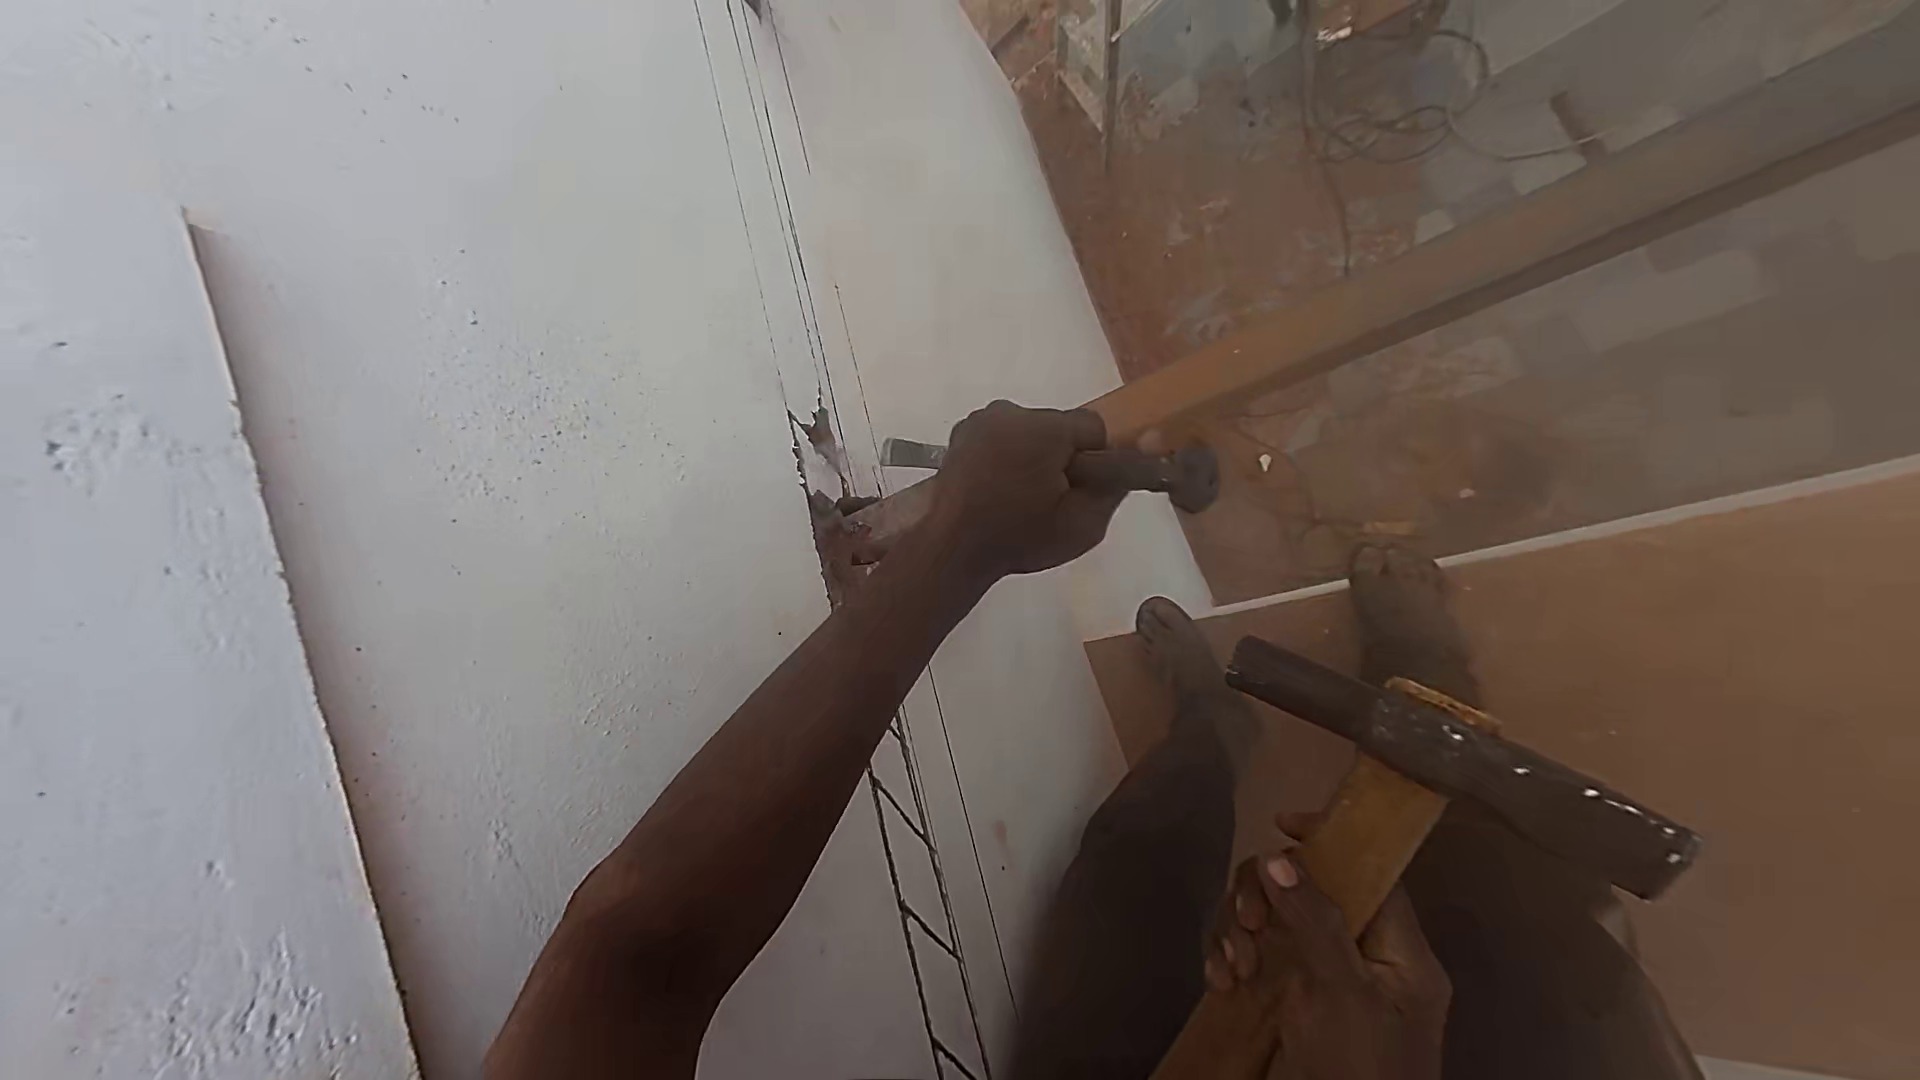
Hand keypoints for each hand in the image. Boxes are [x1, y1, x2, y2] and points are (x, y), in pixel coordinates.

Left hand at [927, 400, 1124, 579]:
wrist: (951, 548)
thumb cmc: (1018, 539)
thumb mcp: (1083, 526)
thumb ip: (1114, 487)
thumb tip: (1136, 454)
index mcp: (1045, 428)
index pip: (1093, 427)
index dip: (1094, 460)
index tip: (1078, 489)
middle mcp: (1011, 412)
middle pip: (1057, 427)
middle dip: (1059, 456)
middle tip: (1046, 499)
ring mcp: (980, 420)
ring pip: (1027, 432)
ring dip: (1030, 456)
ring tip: (1016, 498)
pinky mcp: (961, 433)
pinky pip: (1000, 437)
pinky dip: (1003, 456)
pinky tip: (994, 488)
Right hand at [1205, 849, 1449, 1079]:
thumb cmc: (1359, 1073)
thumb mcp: (1343, 997)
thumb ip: (1315, 922)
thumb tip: (1278, 853)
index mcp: (1397, 952)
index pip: (1372, 872)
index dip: (1330, 838)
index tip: (1281, 822)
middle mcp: (1358, 951)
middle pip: (1304, 883)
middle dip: (1264, 893)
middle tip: (1249, 923)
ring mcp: (1318, 968)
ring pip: (1270, 910)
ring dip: (1240, 928)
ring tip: (1235, 967)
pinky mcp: (1285, 987)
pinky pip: (1250, 945)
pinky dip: (1229, 954)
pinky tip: (1220, 981)